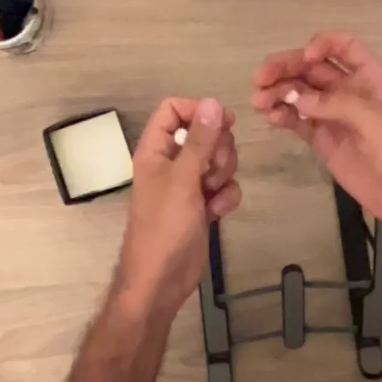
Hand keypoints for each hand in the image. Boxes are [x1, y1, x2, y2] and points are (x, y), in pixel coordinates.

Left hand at [115, 97, 240, 315]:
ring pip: (218, 159)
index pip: (173, 110)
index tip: (222, 122)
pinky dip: (225, 197)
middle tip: (212, 169)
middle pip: (203, 133)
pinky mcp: (202, 204)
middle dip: (218, 148)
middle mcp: (171, 162)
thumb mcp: (183, 179)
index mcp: (155, 150)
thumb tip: (213, 103)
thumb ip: (200, 140)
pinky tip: (217, 213)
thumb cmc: (164, 226)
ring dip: (223, 174)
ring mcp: (187, 184)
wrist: (162, 279)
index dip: (198, 110)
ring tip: (211, 193)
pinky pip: (224, 186)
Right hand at [250, 31, 381, 236]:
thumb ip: (340, 105)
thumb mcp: (381, 123)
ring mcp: (336, 118)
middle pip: (313, 69)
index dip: (321, 45)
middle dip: (286, 67)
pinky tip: (271, 118)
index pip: (344, 47)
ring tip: (259, 102)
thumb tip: (298, 96)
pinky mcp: (325, 143)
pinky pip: (299, 122)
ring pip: (301, 94)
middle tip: (260, 78)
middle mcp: (351, 93)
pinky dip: (283, 116)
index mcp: (373, 78)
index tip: (304, 58)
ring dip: (278, 92)